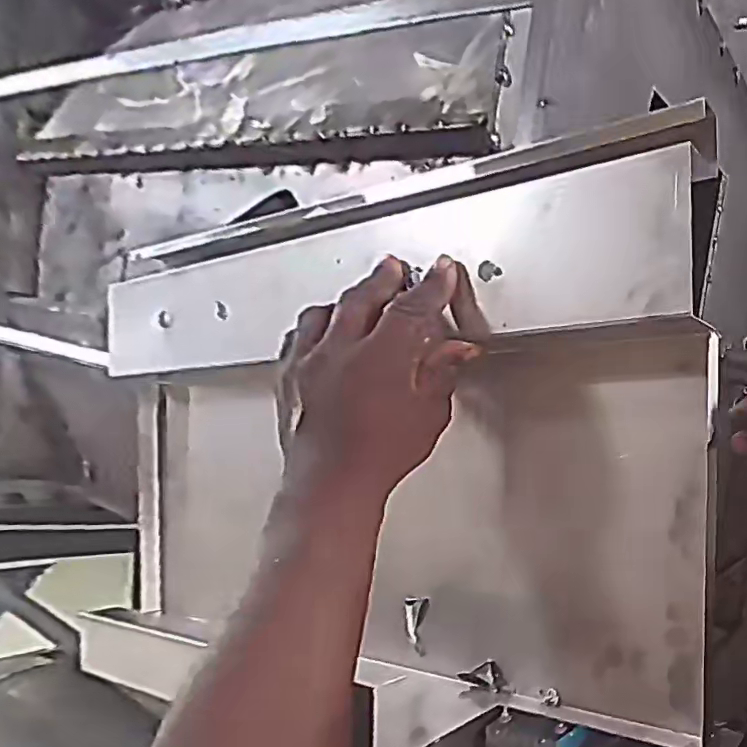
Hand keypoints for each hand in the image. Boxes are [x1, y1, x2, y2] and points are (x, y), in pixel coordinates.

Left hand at [278, 256, 482, 501]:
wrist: (333, 480)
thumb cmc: (381, 453)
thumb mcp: (430, 412)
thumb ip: (441, 373)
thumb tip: (457, 350)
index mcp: (381, 357)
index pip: (412, 308)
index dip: (432, 286)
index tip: (442, 271)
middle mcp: (340, 351)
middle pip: (364, 298)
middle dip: (386, 278)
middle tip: (398, 267)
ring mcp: (309, 361)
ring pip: (326, 311)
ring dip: (350, 296)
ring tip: (364, 290)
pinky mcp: (289, 375)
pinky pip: (300, 333)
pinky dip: (318, 321)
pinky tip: (324, 323)